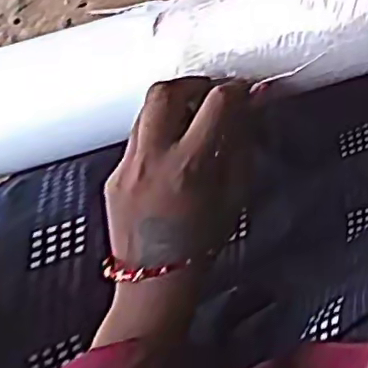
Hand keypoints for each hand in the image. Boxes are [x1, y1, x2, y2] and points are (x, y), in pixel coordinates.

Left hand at [93, 78, 255, 347]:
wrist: (154, 283)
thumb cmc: (203, 241)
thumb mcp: (236, 188)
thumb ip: (243, 139)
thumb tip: (254, 100)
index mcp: (188, 166)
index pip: (215, 100)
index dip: (235, 88)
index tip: (244, 91)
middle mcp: (151, 160)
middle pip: (167, 91)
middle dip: (194, 84)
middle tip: (211, 94)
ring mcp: (126, 167)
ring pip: (147, 108)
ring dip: (175, 103)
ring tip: (194, 119)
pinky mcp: (113, 174)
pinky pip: (138, 135)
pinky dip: (161, 129)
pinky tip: (175, 148)